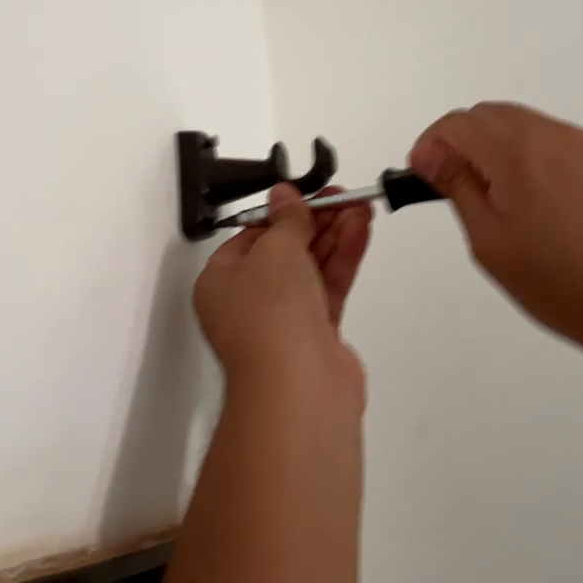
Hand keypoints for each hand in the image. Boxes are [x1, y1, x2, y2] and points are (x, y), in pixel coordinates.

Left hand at [193, 184, 372, 400]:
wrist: (298, 389)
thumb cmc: (270, 312)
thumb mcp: (274, 250)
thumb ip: (286, 219)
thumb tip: (283, 194)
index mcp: (220, 281)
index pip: (251, 236)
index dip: (282, 213)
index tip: (310, 194)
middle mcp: (247, 302)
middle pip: (285, 251)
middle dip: (316, 221)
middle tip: (345, 195)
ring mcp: (283, 322)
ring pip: (311, 268)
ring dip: (335, 235)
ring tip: (362, 206)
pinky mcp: (316, 337)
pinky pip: (328, 288)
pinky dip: (343, 259)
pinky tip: (361, 231)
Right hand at [410, 102, 582, 352]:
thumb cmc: (558, 283)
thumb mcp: (489, 241)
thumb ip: (456, 186)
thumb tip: (430, 153)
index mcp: (517, 152)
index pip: (458, 123)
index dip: (432, 144)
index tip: (425, 175)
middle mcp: (556, 134)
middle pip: (493, 116)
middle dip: (466, 142)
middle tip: (459, 187)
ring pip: (531, 127)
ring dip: (505, 150)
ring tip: (511, 203)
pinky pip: (566, 144)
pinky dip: (544, 160)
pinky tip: (554, 206)